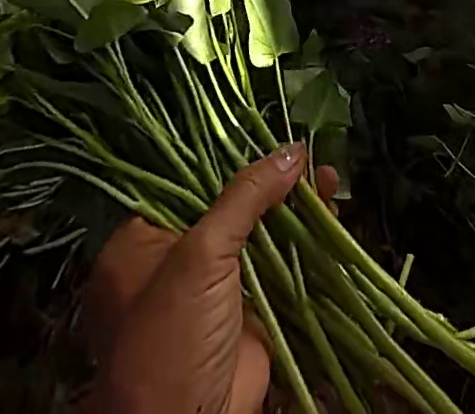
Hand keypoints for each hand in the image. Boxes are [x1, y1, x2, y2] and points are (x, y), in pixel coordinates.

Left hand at [82, 144, 337, 413]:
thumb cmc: (172, 338)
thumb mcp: (200, 256)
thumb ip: (245, 197)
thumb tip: (292, 150)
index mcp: (143, 243)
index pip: (188, 182)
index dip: (231, 159)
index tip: (270, 137)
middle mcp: (178, 259)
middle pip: (232, 204)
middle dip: (272, 180)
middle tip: (307, 156)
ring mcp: (217, 284)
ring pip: (262, 230)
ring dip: (296, 204)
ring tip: (327, 176)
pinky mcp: (253, 305)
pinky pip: (283, 260)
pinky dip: (307, 236)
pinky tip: (330, 207)